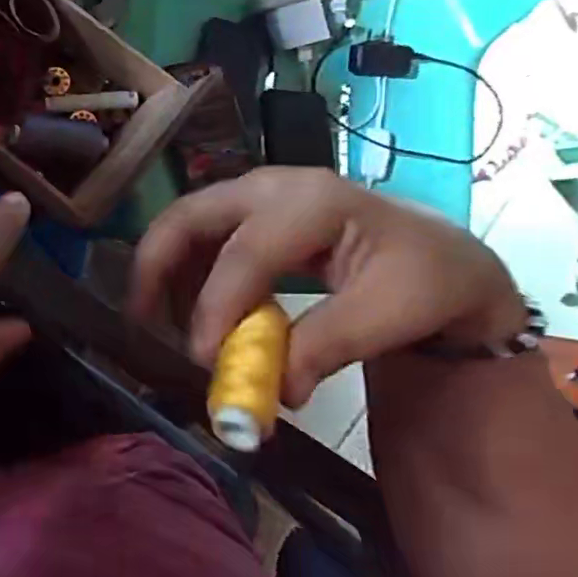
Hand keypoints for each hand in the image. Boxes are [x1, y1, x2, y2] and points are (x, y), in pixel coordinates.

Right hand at [130, 168, 527, 406]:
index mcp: (312, 202)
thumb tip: (272, 389)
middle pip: (188, 216)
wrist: (438, 255)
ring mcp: (253, 195)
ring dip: (165, 272)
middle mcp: (270, 187)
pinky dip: (182, 273)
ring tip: (163, 323)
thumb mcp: (393, 313)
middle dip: (155, 266)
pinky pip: (197, 237)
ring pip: (183, 224)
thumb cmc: (424, 278)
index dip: (216, 307)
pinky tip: (190, 310)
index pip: (246, 253)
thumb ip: (328, 347)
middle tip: (139, 318)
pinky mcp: (246, 213)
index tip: (203, 360)